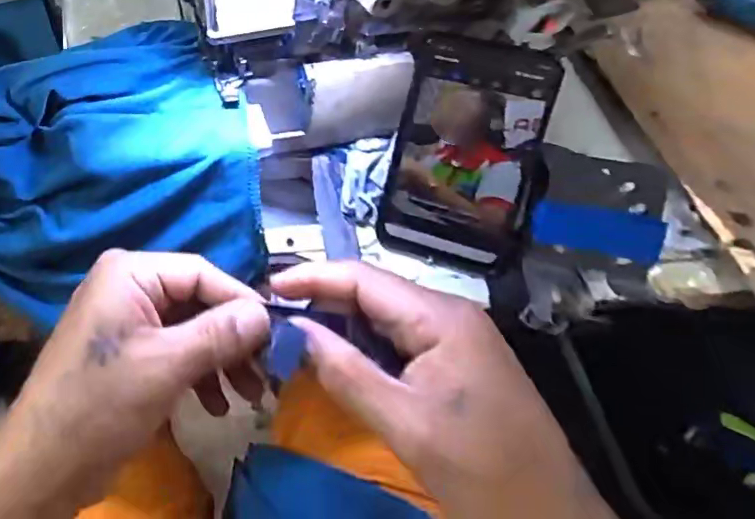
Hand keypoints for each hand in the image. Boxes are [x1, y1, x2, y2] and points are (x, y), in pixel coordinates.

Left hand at [0, 251, 270, 518]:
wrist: (44, 460)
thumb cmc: (104, 401)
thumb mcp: (167, 365)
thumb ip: (218, 334)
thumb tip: (264, 314)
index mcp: (130, 271)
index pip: (199, 271)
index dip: (239, 300)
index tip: (277, 334)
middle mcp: (127, 284)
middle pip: (194, 299)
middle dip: (231, 337)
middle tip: (266, 374)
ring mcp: (124, 317)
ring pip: (187, 327)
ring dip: (219, 359)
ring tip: (249, 397)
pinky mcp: (125, 350)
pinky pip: (171, 348)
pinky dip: (196, 372)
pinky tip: (215, 405)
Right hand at [270, 262, 615, 518]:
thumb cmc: (487, 477)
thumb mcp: (407, 426)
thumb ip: (345, 371)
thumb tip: (292, 330)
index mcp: (441, 316)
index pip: (361, 278)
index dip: (311, 278)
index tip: (267, 289)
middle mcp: (449, 311)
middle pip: (371, 290)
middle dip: (322, 298)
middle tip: (275, 313)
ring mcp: (458, 335)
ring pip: (384, 312)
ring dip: (341, 320)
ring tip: (297, 331)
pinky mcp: (460, 359)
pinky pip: (401, 335)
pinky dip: (365, 341)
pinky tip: (340, 354)